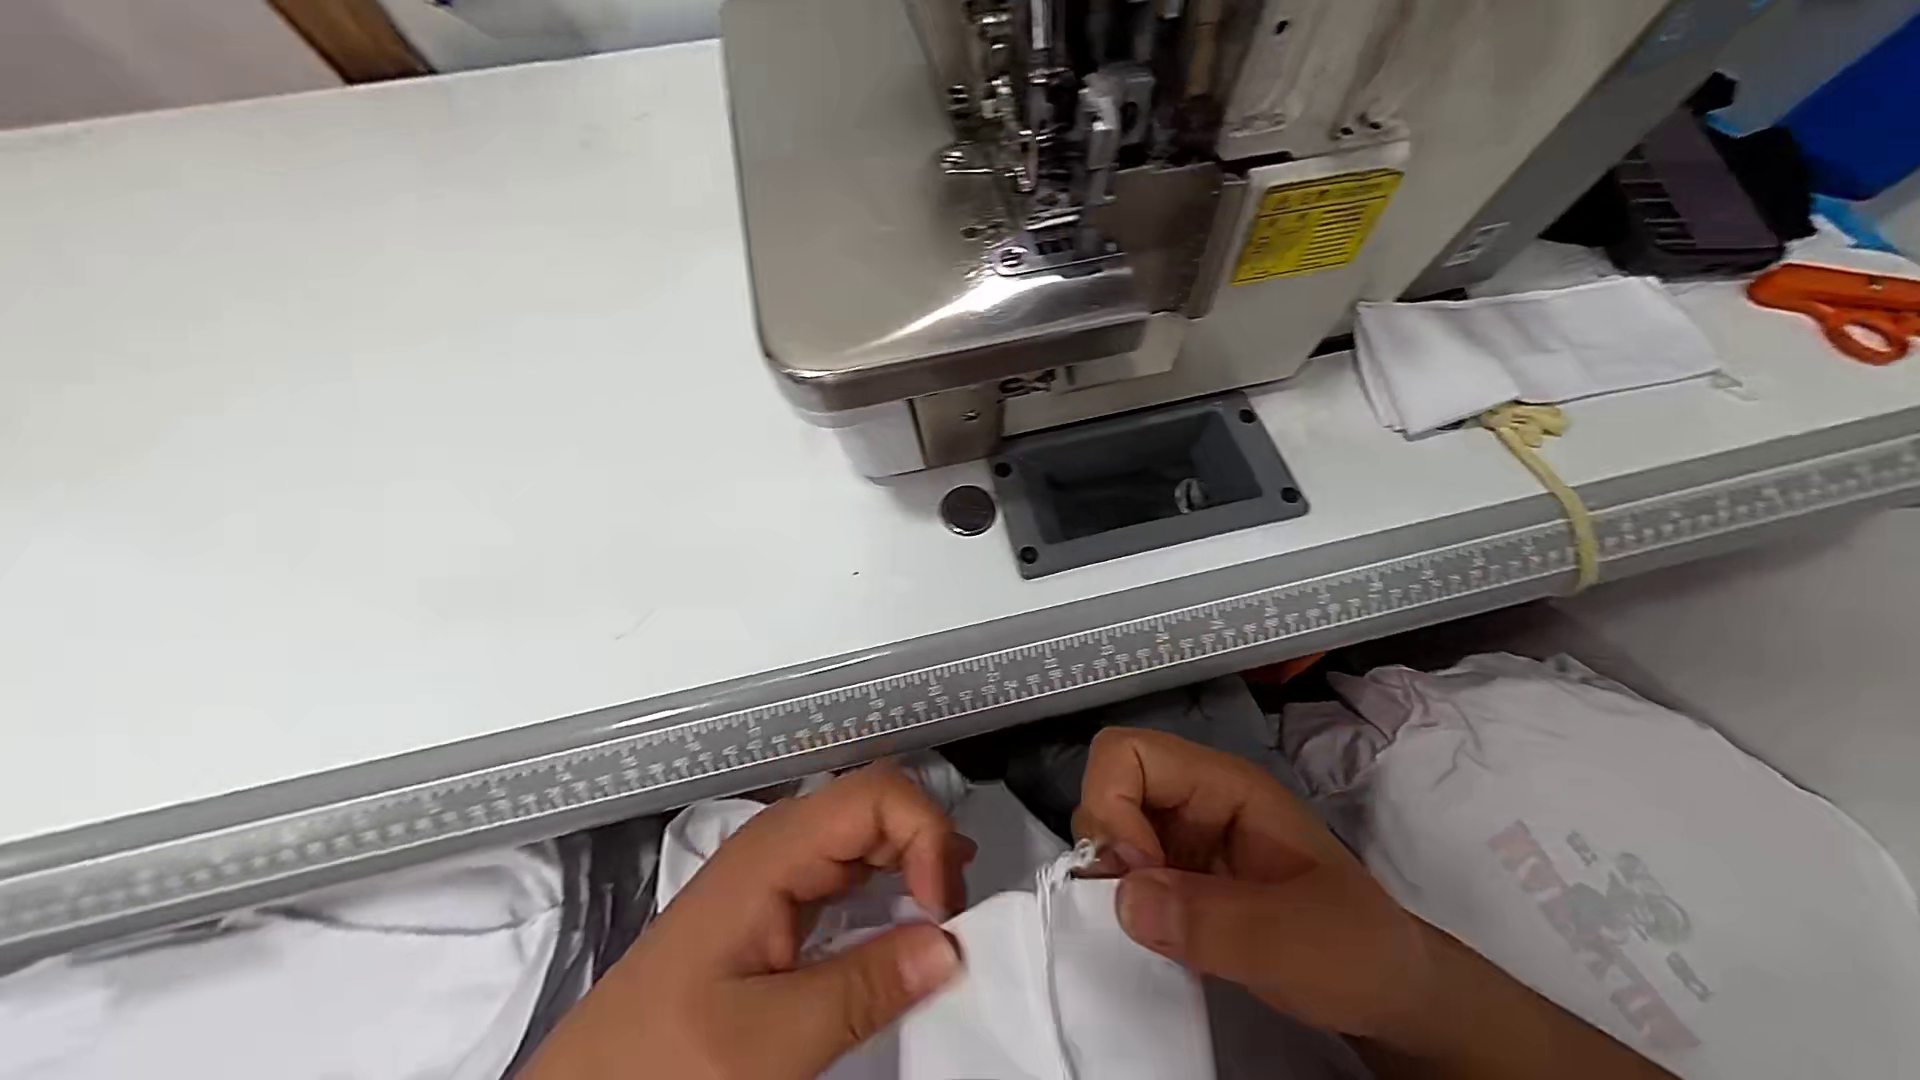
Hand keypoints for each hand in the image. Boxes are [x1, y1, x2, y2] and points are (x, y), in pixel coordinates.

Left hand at [525, 764, 973, 1079]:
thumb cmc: (666, 1057)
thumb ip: (867, 987)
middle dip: (928, 845)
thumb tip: (952, 945)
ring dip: (915, 862)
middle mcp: (782, 839)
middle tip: (953, 919)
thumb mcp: (770, 1039)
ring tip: (944, 915)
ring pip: (869, 831)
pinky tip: (910, 912)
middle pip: (878, 803)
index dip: (925, 834)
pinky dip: (892, 882)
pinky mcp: (780, 894)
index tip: (943, 910)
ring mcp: (780, 864)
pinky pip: (851, 866)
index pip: (877, 794)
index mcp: (777, 849)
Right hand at [1072, 728, 1437, 1046]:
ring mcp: (1179, 839)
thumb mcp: (1304, 940)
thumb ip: (1217, 921)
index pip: (1129, 753)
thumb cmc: (1359, 952)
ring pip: (1105, 829)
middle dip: (1104, 843)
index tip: (1137, 871)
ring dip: (1107, 877)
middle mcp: (1190, 800)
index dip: (1113, 802)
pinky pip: (1119, 872)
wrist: (1387, 997)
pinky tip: (1149, 933)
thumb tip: (1122, 897)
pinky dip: (1117, 900)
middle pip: (1108, 787)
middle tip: (1134, 907)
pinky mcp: (1172, 878)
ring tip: (1148, 925)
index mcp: (1221, 784)